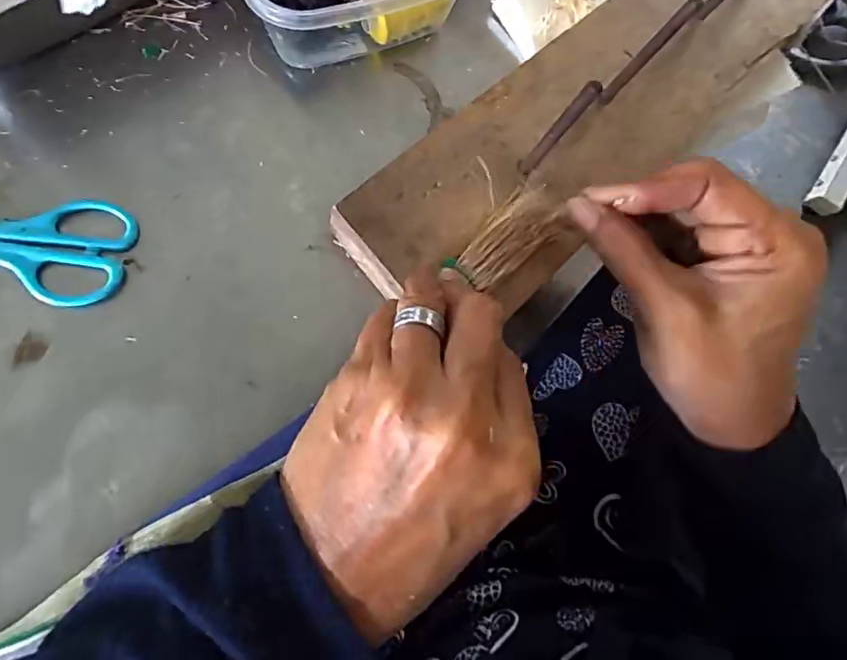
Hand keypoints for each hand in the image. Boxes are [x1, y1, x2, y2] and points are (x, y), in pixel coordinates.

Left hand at [281, 268, 540, 643]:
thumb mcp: (489, 497)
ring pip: (419, 306)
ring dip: (419, 295)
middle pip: (474, 316)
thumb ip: (501, 420)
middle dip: (461, 294)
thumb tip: (488, 351)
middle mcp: (462, 413)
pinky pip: (380, 322)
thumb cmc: (420, 536)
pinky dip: (387, 316)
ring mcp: (404, 390)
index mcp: (510, 453)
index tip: (474, 321)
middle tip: (448, 284)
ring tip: (417, 294)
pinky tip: (387, 325)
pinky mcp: (357, 377)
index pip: (510, 356)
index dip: (488, 332)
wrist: (335, 562)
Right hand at [567, 158, 826, 450]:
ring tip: (588, 219)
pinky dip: (639, 225)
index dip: (647, 187)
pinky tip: (608, 231)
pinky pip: (675, 222)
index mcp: (776, 242)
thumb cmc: (710, 371)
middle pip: (693, 187)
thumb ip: (622, 248)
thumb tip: (574, 202)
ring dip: (632, 210)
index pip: (707, 185)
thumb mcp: (663, 307)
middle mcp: (769, 230)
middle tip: (584, 210)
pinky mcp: (721, 252)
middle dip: (636, 197)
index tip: (594, 201)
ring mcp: (746, 240)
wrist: (731, 422)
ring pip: (678, 201)